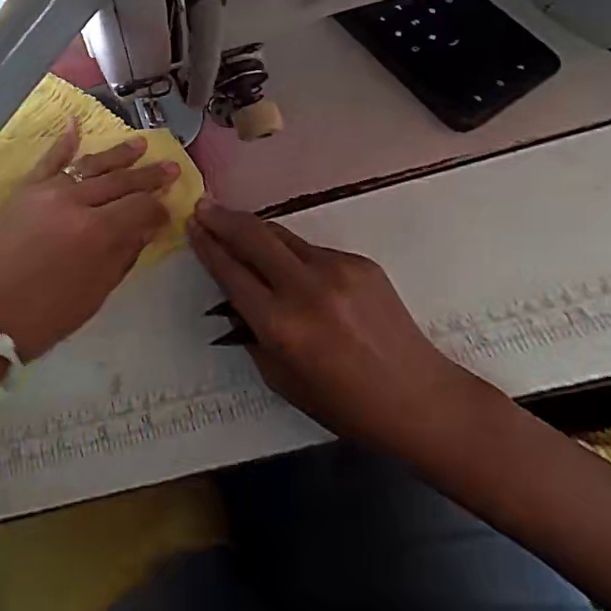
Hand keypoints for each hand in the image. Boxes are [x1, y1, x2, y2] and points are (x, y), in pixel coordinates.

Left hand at [0, 120, 178, 361]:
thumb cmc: (41, 317)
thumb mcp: (93, 295)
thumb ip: (122, 256)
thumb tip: (145, 229)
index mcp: (97, 232)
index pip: (141, 208)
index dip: (159, 209)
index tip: (169, 211)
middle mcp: (75, 201)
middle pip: (120, 181)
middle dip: (148, 176)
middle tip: (171, 168)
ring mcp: (46, 191)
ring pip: (90, 165)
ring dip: (118, 155)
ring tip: (141, 145)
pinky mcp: (23, 190)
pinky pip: (49, 160)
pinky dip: (64, 142)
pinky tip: (76, 125)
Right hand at [188, 200, 479, 453]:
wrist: (419, 398)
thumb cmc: (345, 405)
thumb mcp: (282, 379)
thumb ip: (253, 335)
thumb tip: (235, 300)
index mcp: (281, 326)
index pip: (232, 273)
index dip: (207, 246)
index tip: (192, 226)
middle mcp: (306, 289)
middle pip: (253, 238)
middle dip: (223, 219)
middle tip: (203, 206)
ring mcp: (337, 270)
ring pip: (283, 237)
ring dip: (254, 228)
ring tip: (232, 221)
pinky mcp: (360, 262)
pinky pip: (312, 251)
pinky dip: (291, 253)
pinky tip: (286, 262)